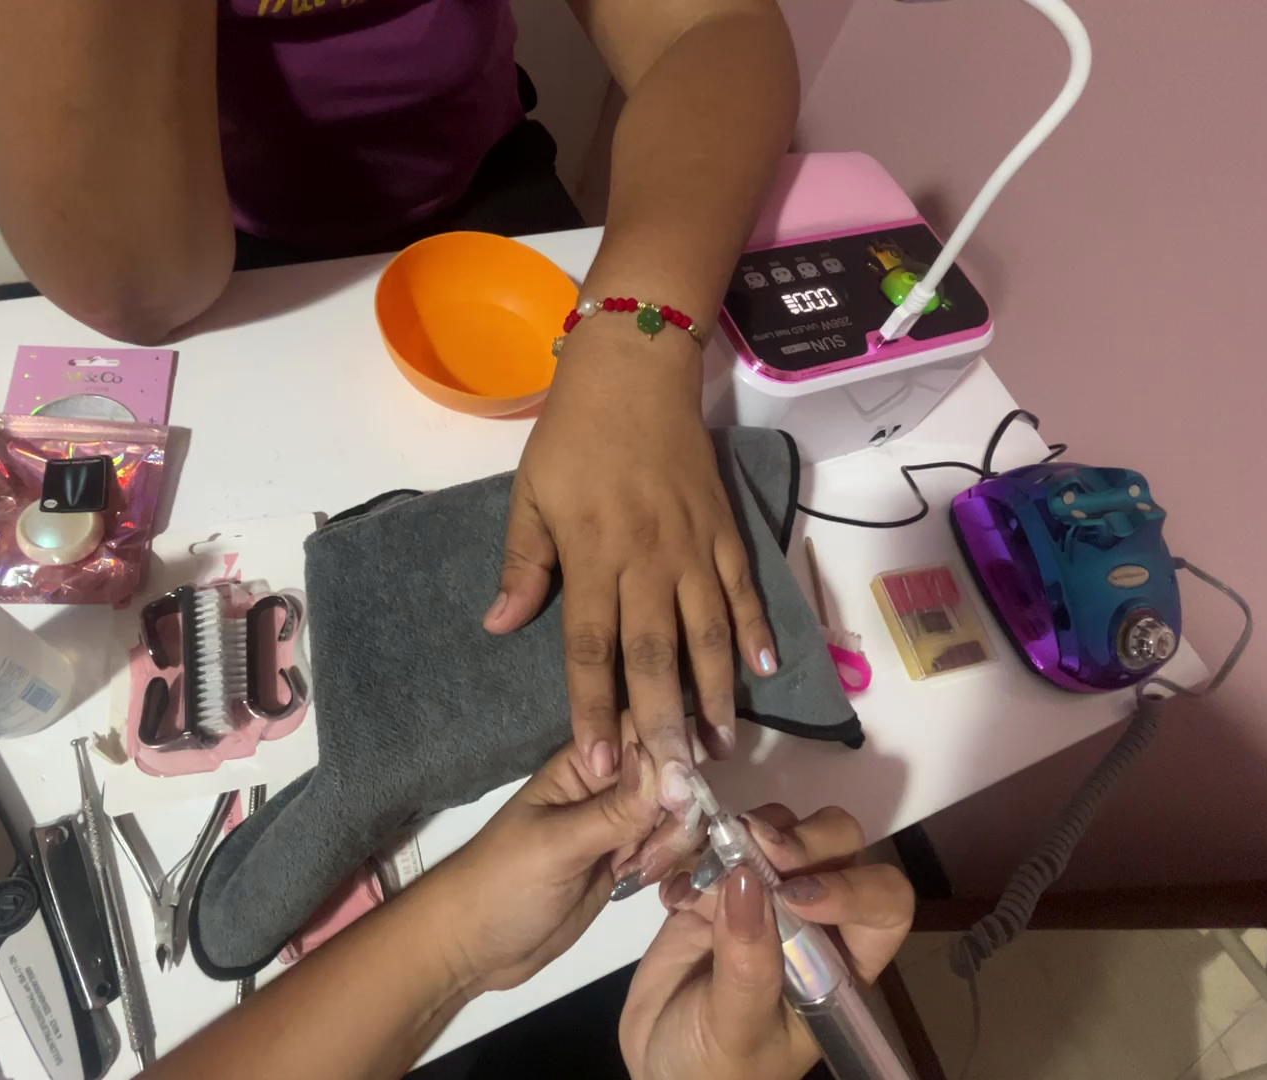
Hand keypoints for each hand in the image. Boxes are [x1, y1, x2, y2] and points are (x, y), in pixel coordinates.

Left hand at [412, 732, 663, 993]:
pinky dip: (670, 864)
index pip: (640, 730)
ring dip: (672, 843)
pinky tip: (653, 886)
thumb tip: (670, 763)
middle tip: (651, 854)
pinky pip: (667, 847)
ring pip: (674, 813)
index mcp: (583, 762)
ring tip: (639, 874)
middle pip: (669, 774)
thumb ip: (616, 811)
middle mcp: (608, 784)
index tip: (692, 788)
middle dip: (676, 810)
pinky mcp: (625, 859)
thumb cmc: (502, 883)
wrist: (475, 946)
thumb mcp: (558, 845)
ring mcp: (619, 823)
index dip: (674, 748)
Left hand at [486, 318, 776, 799]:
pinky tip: (766, 671)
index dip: (594, 710)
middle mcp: (648, 564)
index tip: (602, 766)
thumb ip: (522, 564)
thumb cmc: (572, 436)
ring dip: (717, 694)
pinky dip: (757, 631)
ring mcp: (694, 549)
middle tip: (676, 784)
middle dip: (663, 724)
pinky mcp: (726, 530)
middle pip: (657, 657)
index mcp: (592, 558)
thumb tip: (500, 627)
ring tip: (722, 744)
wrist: (634, 373)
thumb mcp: (530, 495)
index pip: (590, 650)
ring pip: (709, 634)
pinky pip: (744, 590)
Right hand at [619, 805, 914, 1079]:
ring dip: (745, 833)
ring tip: (704, 866)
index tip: (795, 895)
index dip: (851, 887)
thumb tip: (746, 880)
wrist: (659, 1064)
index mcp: (838, 960)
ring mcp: (760, 891)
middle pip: (837, 845)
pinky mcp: (713, 881)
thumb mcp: (737, 1030)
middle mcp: (809, 916)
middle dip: (799, 838)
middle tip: (753, 842)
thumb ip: (747, 963)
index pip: (881, 904)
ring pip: (778, 827)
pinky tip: (672, 893)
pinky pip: (715, 839)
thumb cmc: (714, 1070)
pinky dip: (694, 849)